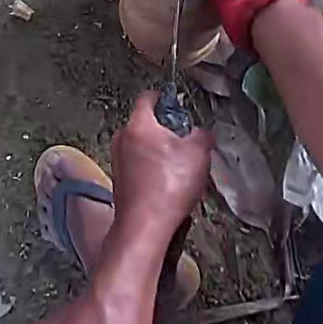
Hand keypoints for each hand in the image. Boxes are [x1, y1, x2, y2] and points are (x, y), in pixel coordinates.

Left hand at [109, 90, 212, 244]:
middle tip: (185, 140)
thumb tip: (203, 133)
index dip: (164, 98)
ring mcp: (119, 160)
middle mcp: (123, 138)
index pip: (148, 97)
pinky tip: (168, 184)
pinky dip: (152, 170)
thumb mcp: (199, 153)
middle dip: (166, 130)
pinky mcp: (120, 180)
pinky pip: (138, 165)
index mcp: (139, 124)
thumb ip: (202, 135)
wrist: (145, 226)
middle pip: (146, 123)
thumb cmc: (166, 188)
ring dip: (159, 151)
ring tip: (179, 167)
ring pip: (142, 146)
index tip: (173, 101)